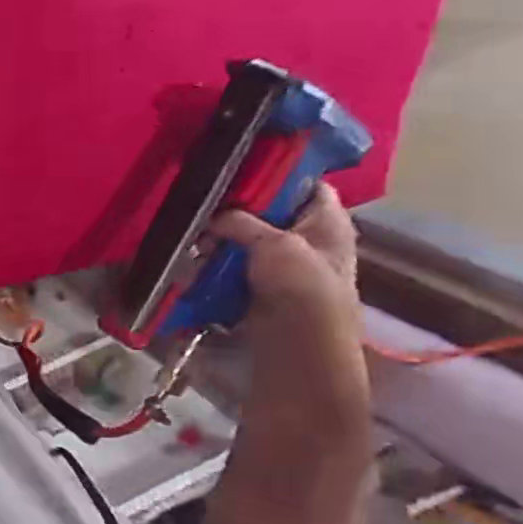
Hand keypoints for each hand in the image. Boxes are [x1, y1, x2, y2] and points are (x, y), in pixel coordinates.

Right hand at [208, 184, 366, 396]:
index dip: (274, 172)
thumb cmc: (302, 294)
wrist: (300, 357)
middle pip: (268, 212)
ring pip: (244, 240)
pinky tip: (195, 263)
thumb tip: (212, 216)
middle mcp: (309, 241)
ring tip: (193, 240)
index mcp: (328, 224)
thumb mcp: (274, 246)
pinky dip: (214, 265)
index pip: (305, 184)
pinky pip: (233, 267)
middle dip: (233, 209)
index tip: (234, 166)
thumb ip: (241, 222)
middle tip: (203, 206)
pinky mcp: (261, 290)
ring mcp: (284, 268)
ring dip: (218, 240)